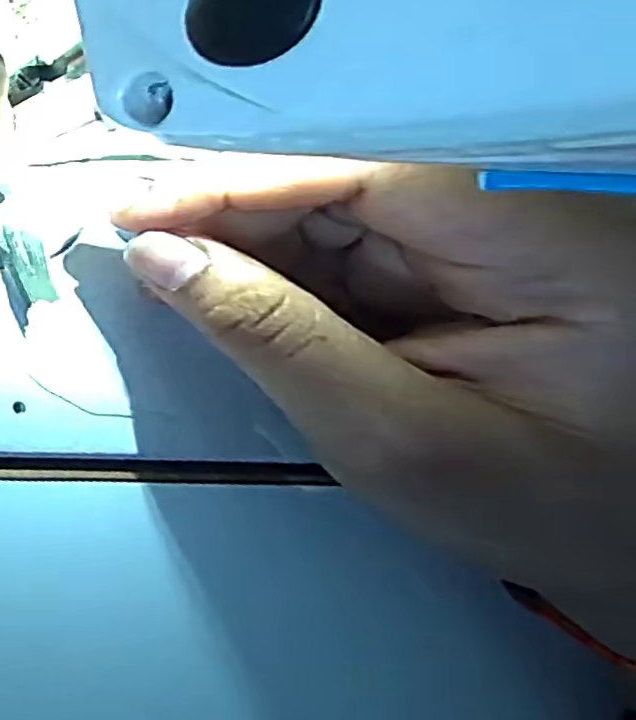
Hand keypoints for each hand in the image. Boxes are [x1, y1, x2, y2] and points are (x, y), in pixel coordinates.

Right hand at [113, 159, 635, 655]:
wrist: (622, 549)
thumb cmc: (548, 511)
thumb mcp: (390, 435)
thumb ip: (266, 334)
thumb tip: (157, 255)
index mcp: (558, 248)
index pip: (359, 176)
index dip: (233, 187)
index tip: (138, 214)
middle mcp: (523, 221)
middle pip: (326, 183)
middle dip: (222, 218)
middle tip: (144, 252)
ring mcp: (482, 237)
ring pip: (313, 209)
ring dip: (234, 244)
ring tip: (175, 280)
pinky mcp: (442, 259)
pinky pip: (324, 240)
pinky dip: (260, 267)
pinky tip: (223, 291)